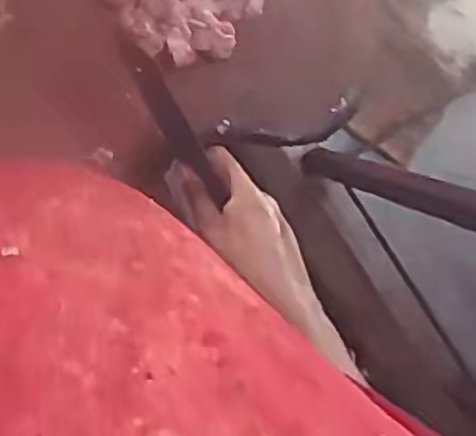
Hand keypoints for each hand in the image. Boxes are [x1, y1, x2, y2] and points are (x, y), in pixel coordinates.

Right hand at [170, 147, 362, 380]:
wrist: (293, 320)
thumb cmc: (246, 274)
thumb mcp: (209, 233)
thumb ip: (194, 197)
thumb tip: (182, 167)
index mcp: (250, 194)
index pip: (223, 156)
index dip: (201, 155)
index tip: (185, 163)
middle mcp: (270, 202)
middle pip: (235, 180)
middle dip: (213, 186)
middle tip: (190, 199)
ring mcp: (283, 223)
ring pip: (247, 202)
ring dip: (228, 208)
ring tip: (210, 228)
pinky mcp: (288, 243)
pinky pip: (260, 222)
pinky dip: (244, 225)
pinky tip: (234, 249)